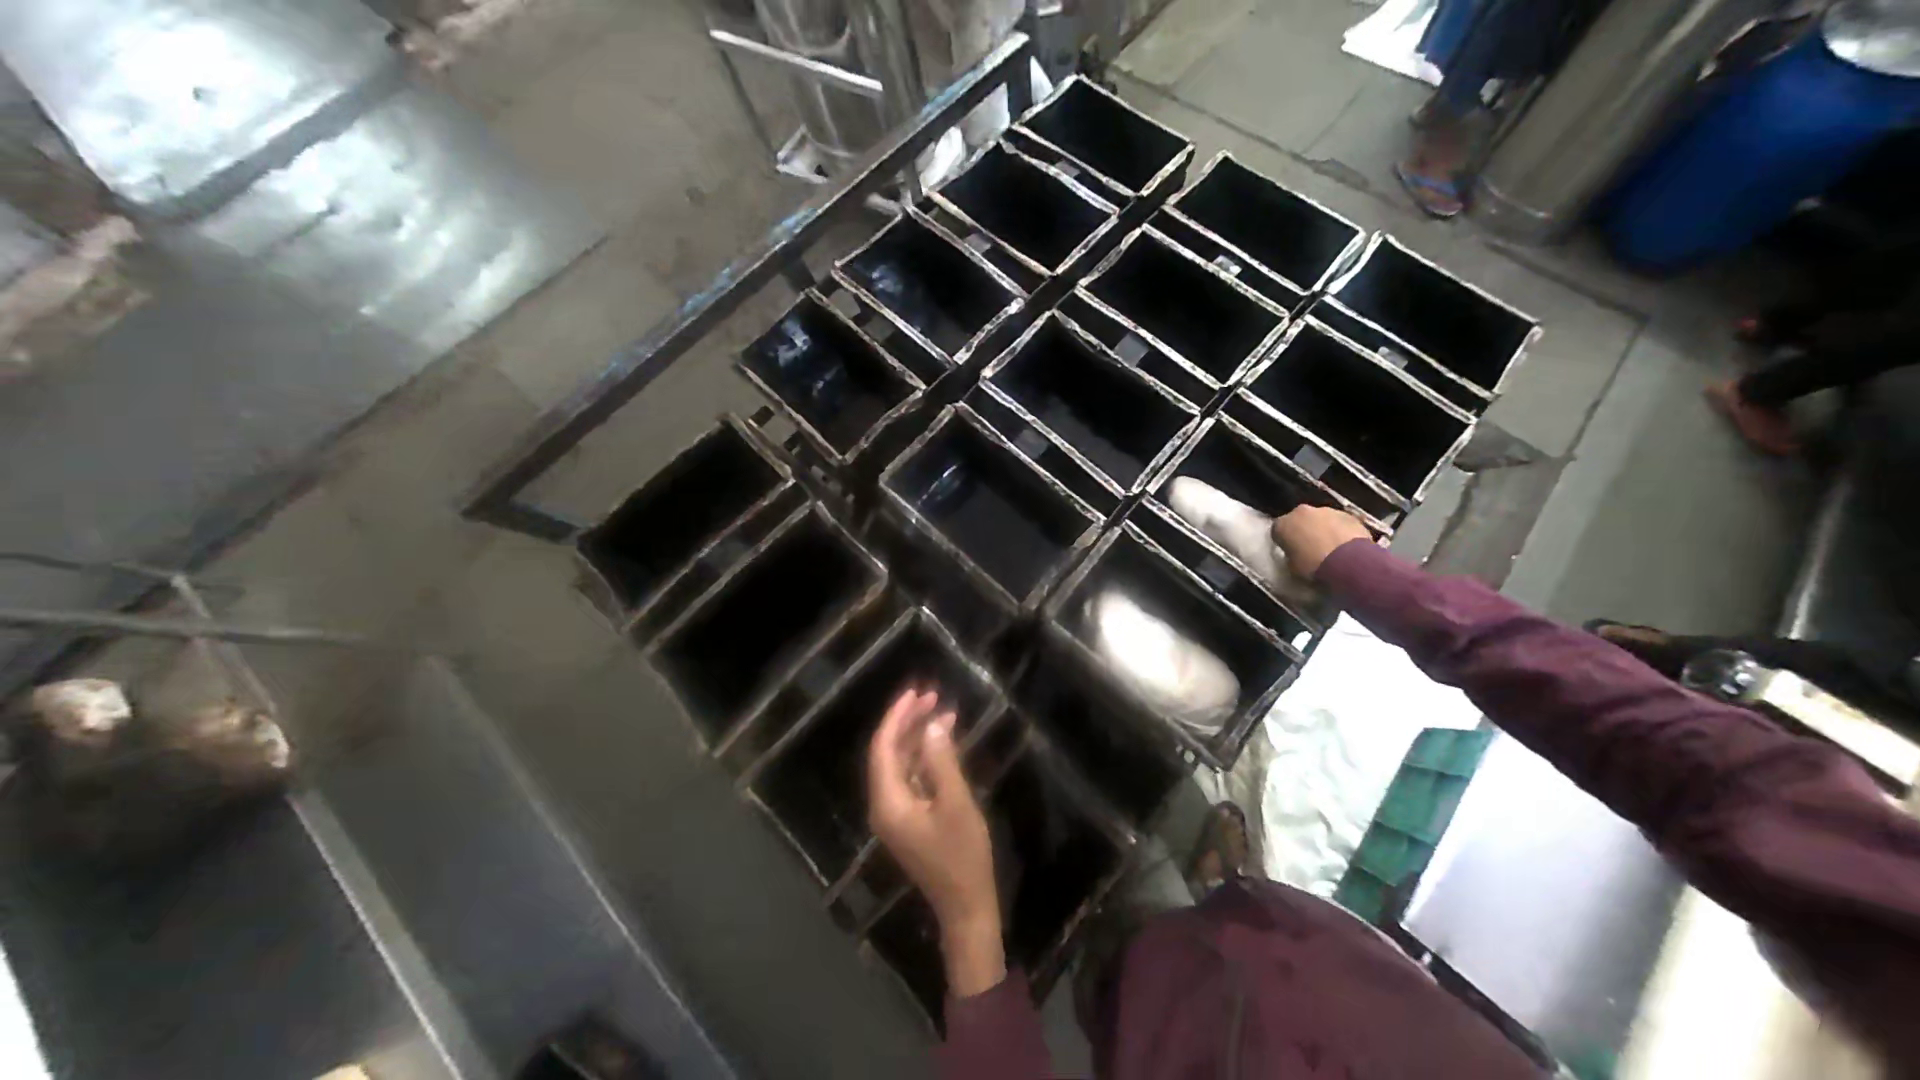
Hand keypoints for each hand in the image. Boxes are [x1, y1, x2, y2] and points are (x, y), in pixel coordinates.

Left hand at [867, 687, 1004, 995]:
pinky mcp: (911, 820)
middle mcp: (885, 805)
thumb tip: (931, 726)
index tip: (916, 692)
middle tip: (932, 695)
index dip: (897, 717)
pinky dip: (926, 757)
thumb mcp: (956, 804)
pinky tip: (945, 741)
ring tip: (943, 710)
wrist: (967, 909)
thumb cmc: (963, 857)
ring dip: (919, 737)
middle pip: (889, 753)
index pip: (883, 748)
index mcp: (888, 802)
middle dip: (908, 722)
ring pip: (901, 764)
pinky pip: (912, 778)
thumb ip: (942, 762)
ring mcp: (897, 814)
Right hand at [1271, 504, 1370, 579]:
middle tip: (1310, 548)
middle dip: (1304, 530)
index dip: (1284, 541)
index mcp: (1282, 524)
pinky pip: (1339, 522)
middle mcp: (1301, 512)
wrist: (1349, 561)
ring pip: (1321, 519)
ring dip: (1323, 529)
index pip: (1277, 531)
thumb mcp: (1292, 567)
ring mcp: (1326, 510)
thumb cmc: (1313, 566)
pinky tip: (1345, 546)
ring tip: (1331, 548)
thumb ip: (1291, 556)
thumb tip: (1296, 555)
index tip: (1290, 551)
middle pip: (1299, 520)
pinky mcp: (1348, 514)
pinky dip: (1340, 531)